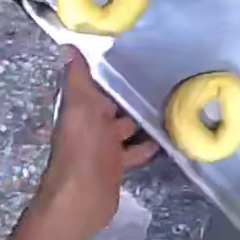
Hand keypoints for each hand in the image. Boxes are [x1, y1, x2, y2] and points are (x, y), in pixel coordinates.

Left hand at [36, 48, 156, 238]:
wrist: (82, 196)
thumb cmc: (83, 146)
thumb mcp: (81, 105)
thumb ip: (78, 77)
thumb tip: (67, 44)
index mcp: (82, 106)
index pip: (98, 81)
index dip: (114, 68)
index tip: (140, 51)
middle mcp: (91, 123)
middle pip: (114, 102)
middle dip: (132, 92)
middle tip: (164, 76)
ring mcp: (105, 144)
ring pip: (127, 125)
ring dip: (143, 117)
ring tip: (172, 102)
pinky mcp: (117, 163)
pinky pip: (135, 149)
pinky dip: (148, 143)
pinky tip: (168, 136)